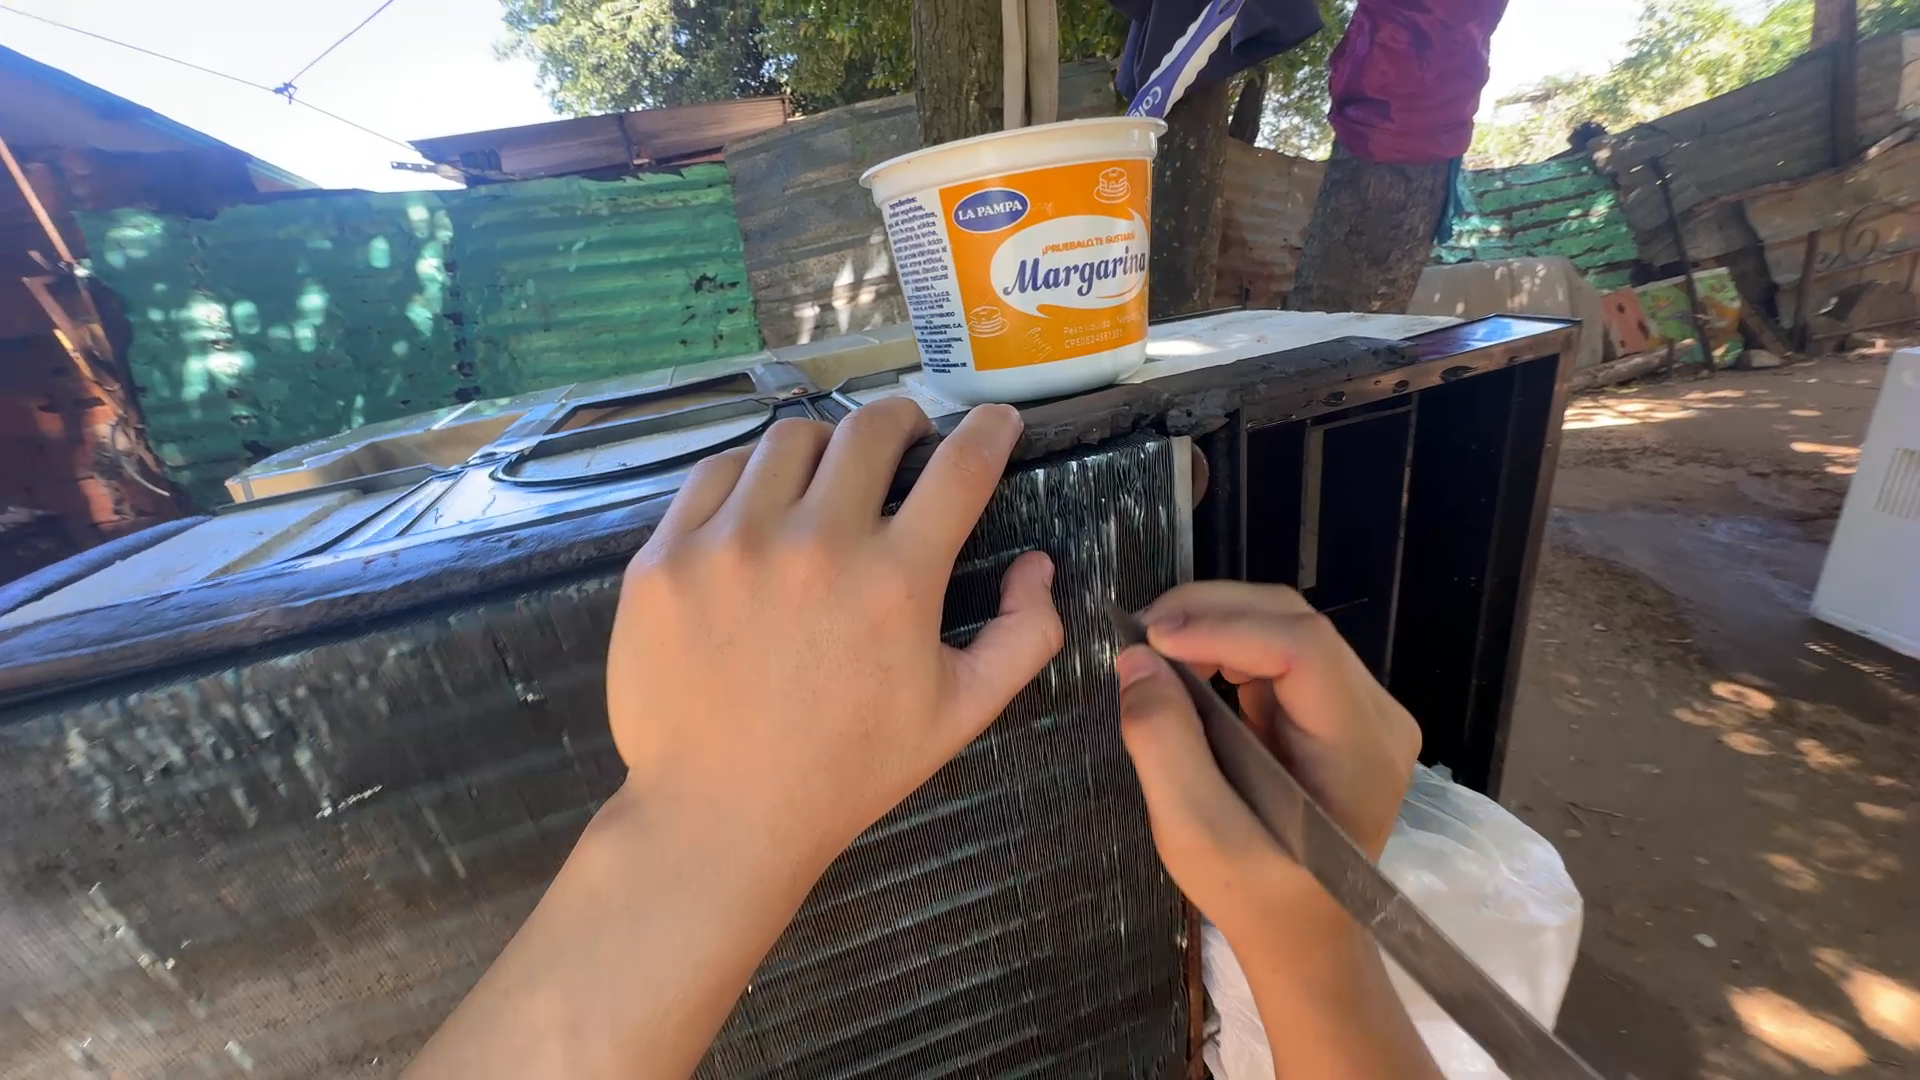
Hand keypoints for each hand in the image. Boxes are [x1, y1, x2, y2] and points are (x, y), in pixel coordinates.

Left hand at [605, 398, 1064, 875]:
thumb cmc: (850, 768)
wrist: (718, 815)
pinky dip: (753, 474)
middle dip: (904, 421)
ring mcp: (731, 543)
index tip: (995, 420)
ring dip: (827, 446)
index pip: (960, 468)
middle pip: (872, 428)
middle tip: (906, 442)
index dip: (990, 430)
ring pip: (792, 438)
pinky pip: (717, 472)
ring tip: (829, 478)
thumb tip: (1039, 565)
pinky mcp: (666, 556)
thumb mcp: (961, 714)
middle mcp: (815, 543)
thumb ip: (1023, 636)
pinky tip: (760, 507)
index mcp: (895, 580)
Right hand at [1113, 582, 1419, 939]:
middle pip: (1292, 620)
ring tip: (1153, 649)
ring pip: (1279, 622)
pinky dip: (1218, 641)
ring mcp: (1352, 705)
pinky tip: (1183, 663)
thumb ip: (1163, 743)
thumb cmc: (1256, 895)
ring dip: (1210, 621)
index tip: (1151, 639)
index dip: (1223, 627)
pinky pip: (1270, 645)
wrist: (1300, 931)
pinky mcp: (1324, 703)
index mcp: (1360, 751)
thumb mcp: (1195, 832)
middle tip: (1139, 634)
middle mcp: (1373, 715)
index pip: (1303, 649)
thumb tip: (1136, 658)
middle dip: (1208, 612)